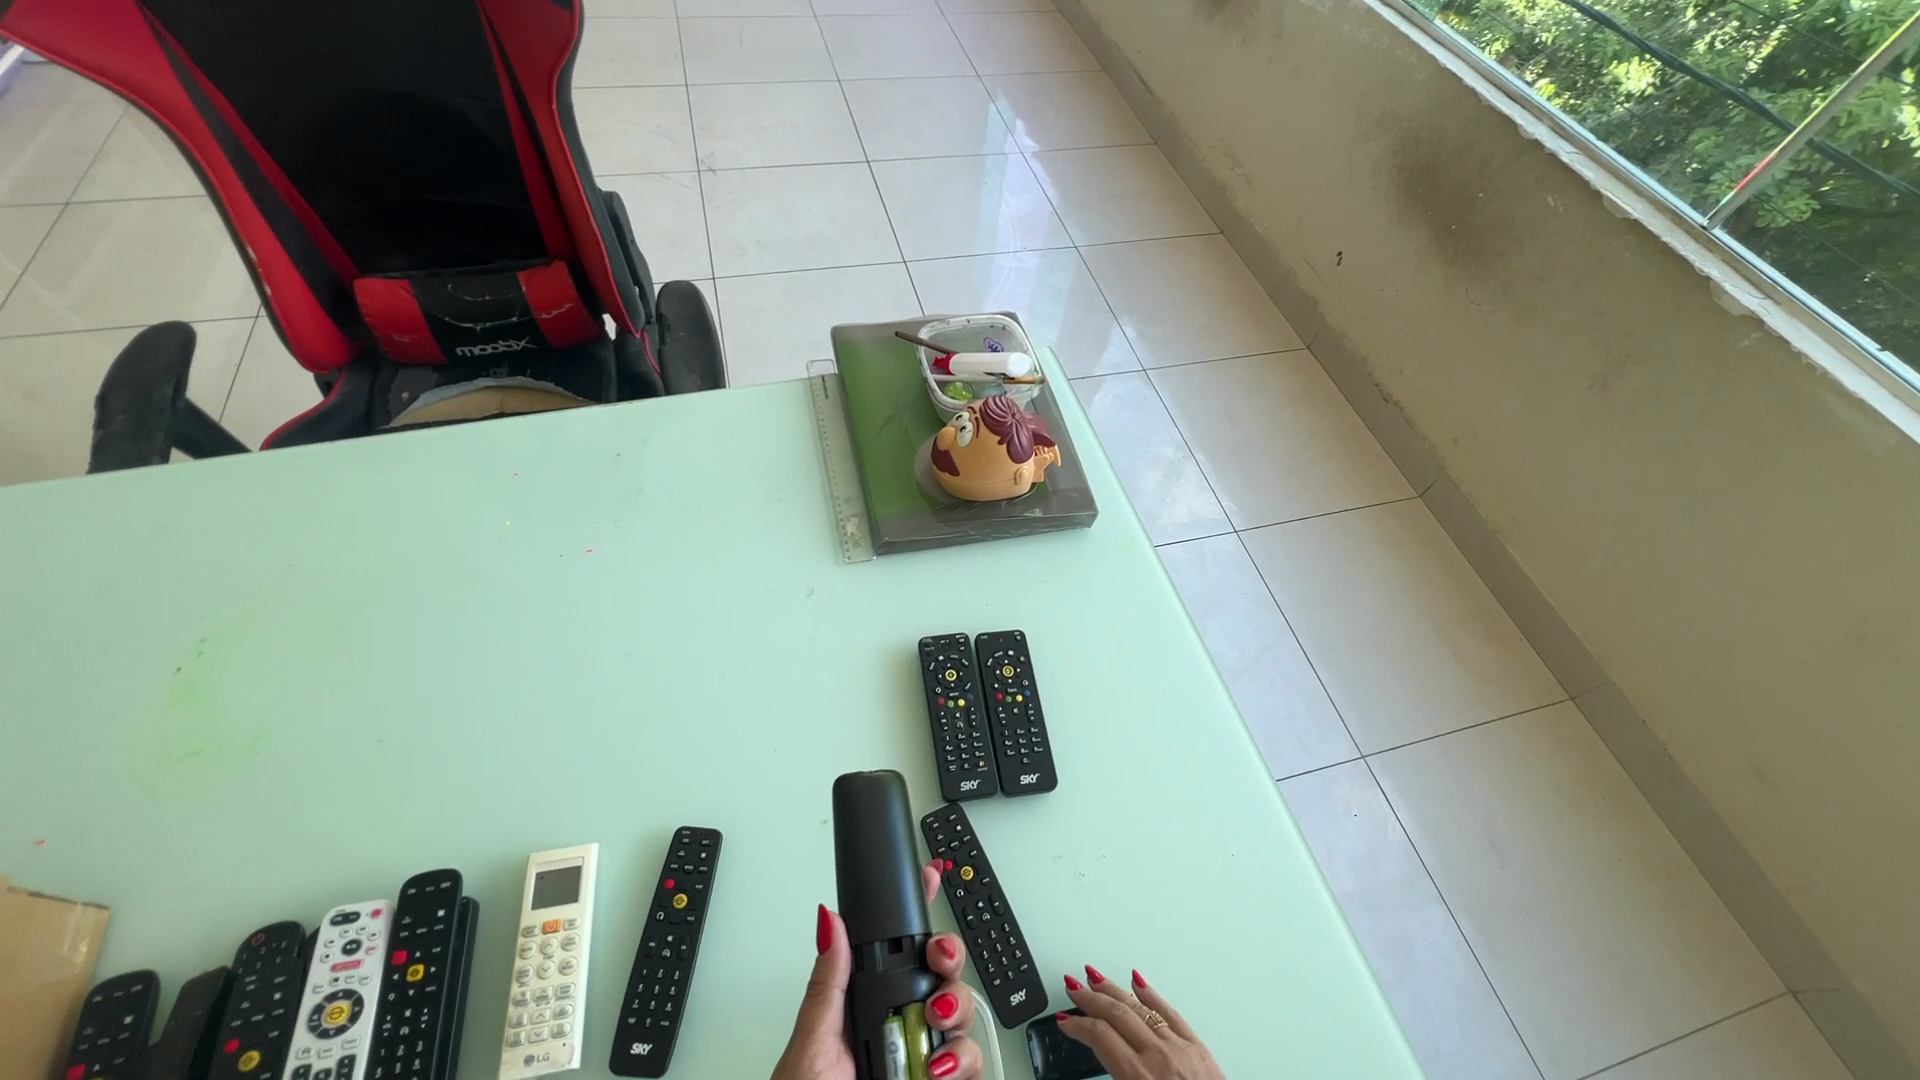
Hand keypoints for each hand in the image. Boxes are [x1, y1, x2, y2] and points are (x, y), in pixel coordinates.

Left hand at [771, 861, 984, 1079]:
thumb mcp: (811, 1044)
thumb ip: (828, 983)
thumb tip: (830, 921)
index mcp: (868, 1005)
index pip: (901, 949)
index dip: (922, 911)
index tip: (930, 875)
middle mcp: (904, 1029)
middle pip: (946, 974)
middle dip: (950, 957)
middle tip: (938, 958)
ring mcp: (927, 1063)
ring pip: (966, 1019)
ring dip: (958, 1016)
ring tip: (932, 1036)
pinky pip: (974, 1069)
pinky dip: (964, 1066)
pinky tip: (939, 1072)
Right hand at [1060, 967, 1224, 1079]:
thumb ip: (1114, 1079)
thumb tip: (1098, 1058)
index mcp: (1140, 1077)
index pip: (1101, 1036)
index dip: (1079, 1025)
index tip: (1065, 1020)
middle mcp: (1160, 1057)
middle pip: (1117, 1014)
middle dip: (1091, 997)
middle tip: (1073, 986)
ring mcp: (1181, 1049)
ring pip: (1141, 1007)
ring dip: (1114, 989)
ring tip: (1096, 977)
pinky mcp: (1199, 1049)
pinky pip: (1171, 1013)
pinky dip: (1152, 995)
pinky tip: (1138, 983)